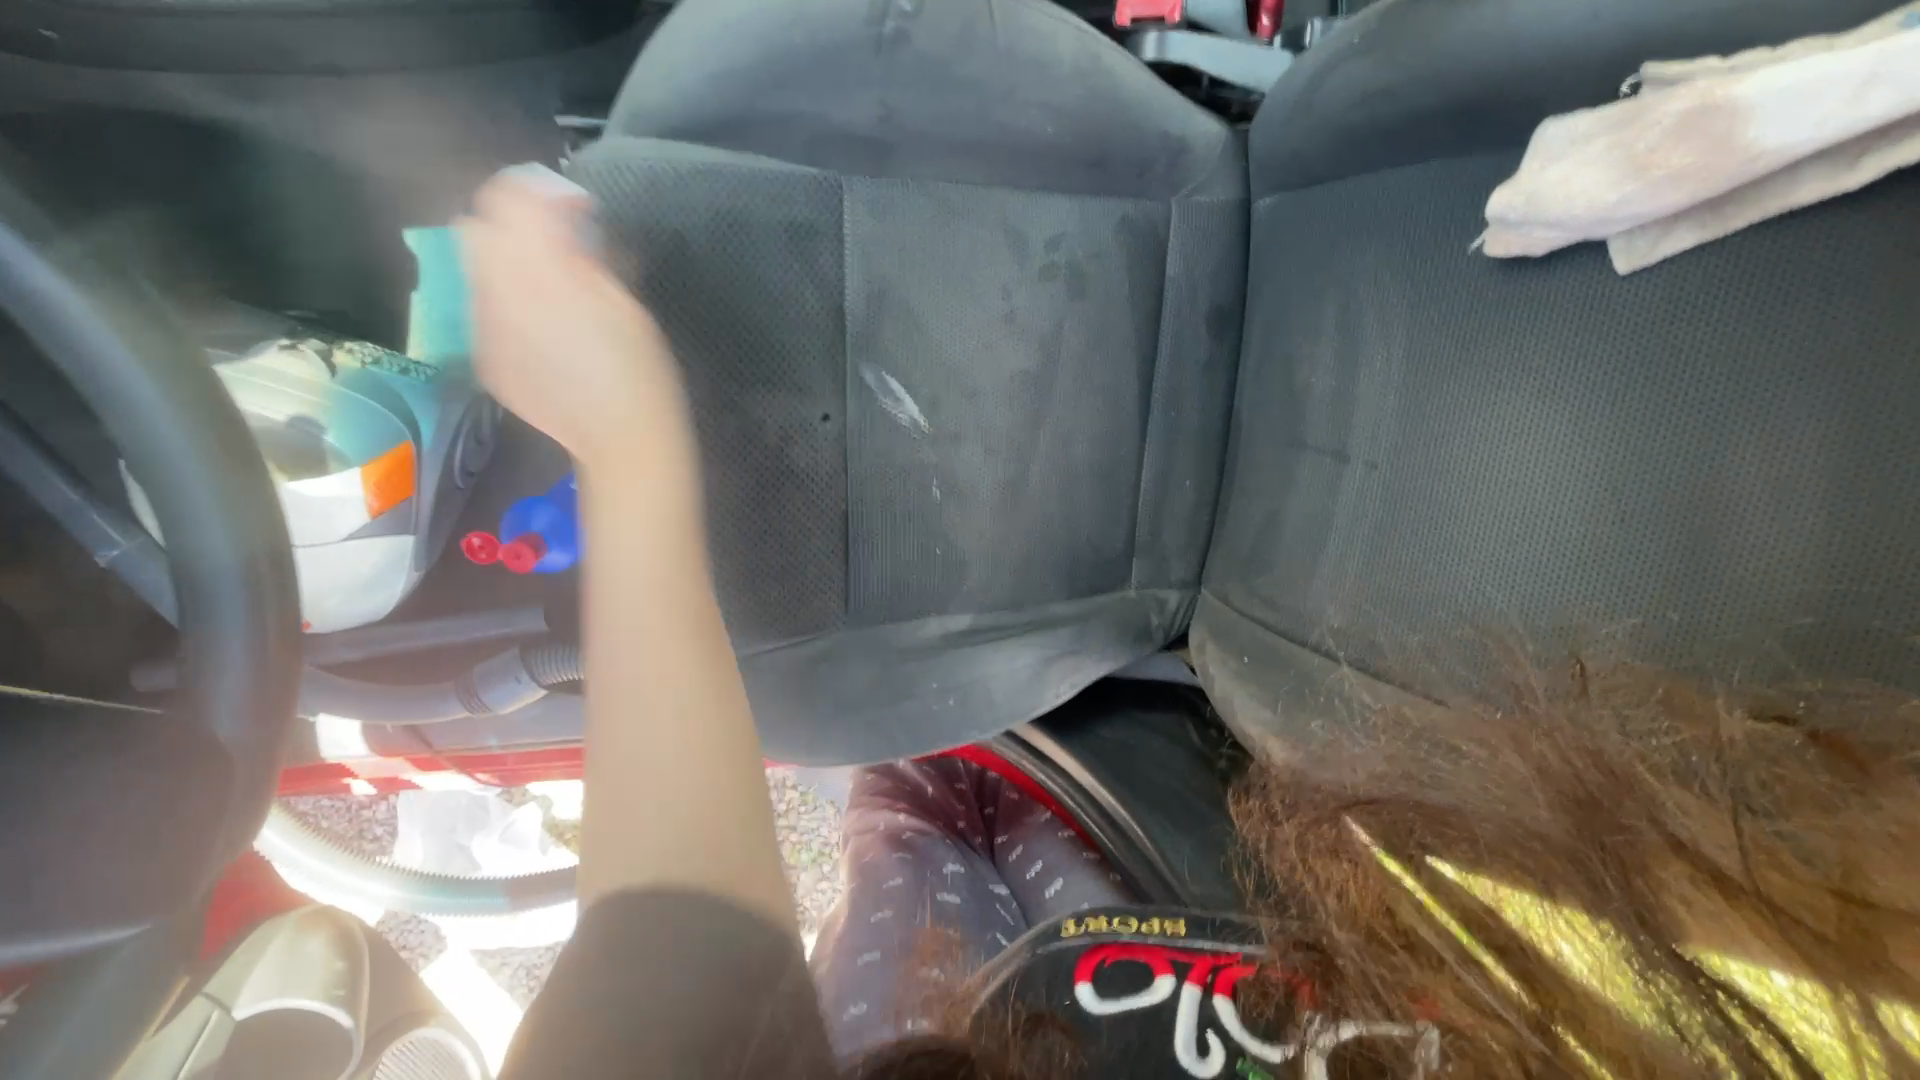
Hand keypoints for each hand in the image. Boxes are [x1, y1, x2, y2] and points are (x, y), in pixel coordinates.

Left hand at [458, 166, 695, 473]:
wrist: (623, 443)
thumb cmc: (642, 371)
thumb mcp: (625, 302)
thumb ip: (586, 255)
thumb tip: (567, 220)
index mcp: (540, 272)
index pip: (508, 199)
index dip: (538, 194)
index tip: (573, 212)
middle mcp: (497, 293)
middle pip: (477, 229)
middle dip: (511, 229)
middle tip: (555, 249)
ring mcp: (485, 330)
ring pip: (476, 272)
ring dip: (507, 269)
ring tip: (552, 297)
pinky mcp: (485, 360)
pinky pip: (485, 314)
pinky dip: (508, 309)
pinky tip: (545, 337)